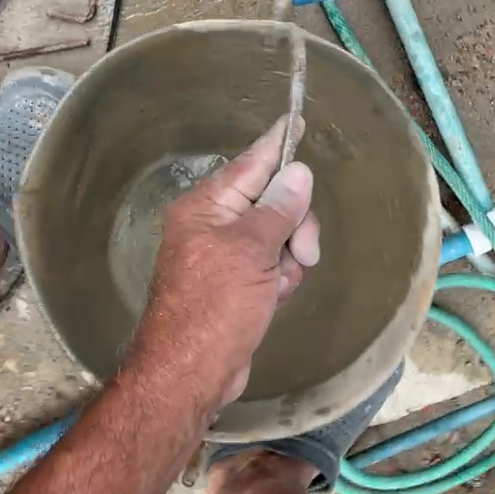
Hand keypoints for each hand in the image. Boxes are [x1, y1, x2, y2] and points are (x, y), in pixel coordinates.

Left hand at [132, 116, 321, 408]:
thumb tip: (298, 172)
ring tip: (279, 284)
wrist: (190, 375)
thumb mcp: (251, 251)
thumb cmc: (214, 306)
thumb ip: (278, 209)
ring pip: (278, 235)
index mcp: (207, 206)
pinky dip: (280, 278)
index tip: (295, 119)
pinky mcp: (237, 283)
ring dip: (289, 258)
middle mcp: (214, 224)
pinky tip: (274, 297)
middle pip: (272, 202)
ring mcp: (225, 255)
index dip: (277, 144)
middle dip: (294, 225)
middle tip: (304, 252)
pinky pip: (272, 263)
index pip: (251, 163)